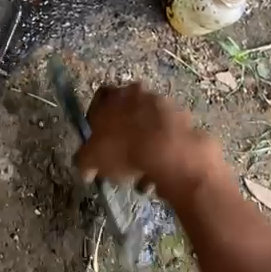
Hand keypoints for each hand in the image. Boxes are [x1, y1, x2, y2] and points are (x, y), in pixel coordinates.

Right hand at [74, 82, 229, 204]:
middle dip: (125, 135)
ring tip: (143, 177)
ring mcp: (165, 106)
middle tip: (121, 160)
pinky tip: (161, 177)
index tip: (98, 140)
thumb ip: (84, 160)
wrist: (170, 153)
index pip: (101, 99)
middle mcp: (139, 94)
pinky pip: (170, 139)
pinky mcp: (186, 122)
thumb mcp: (93, 158)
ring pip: (150, 127)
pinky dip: (165, 155)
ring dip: (146, 148)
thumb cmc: (124, 149)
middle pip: (128, 113)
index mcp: (114, 95)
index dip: (98, 119)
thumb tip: (84, 167)